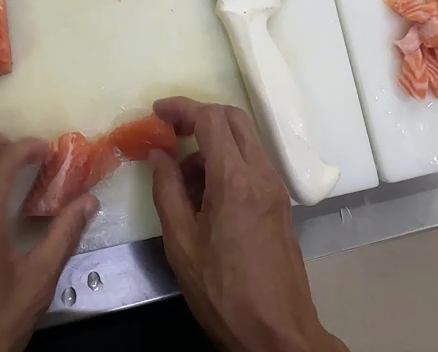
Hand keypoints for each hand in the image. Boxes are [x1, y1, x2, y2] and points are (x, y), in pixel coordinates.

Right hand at [149, 97, 346, 351]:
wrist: (278, 334)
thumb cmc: (224, 292)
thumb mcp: (182, 243)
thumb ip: (167, 190)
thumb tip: (160, 154)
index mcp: (235, 180)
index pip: (210, 119)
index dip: (181, 108)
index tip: (157, 112)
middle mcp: (261, 174)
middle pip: (233, 119)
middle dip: (199, 116)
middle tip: (170, 130)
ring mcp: (275, 188)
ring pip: (244, 140)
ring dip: (213, 142)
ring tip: (183, 179)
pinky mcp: (281, 203)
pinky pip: (252, 163)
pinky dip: (227, 162)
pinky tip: (205, 195)